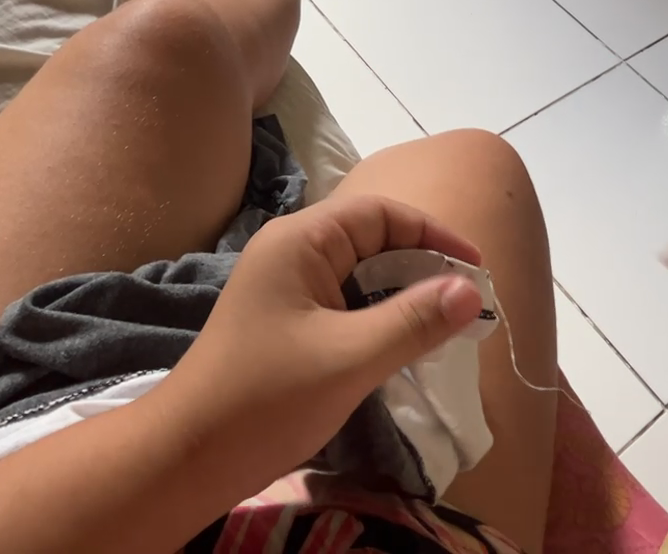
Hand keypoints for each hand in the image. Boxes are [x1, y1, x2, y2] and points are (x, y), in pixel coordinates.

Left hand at [156, 195, 486, 492]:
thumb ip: (413, 320)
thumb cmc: (267, 397)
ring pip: (359, 271)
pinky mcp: (287, 316)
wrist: (189, 454)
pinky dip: (378, 312)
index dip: (432, 233)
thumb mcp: (349, 358)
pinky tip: (403, 339)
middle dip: (421, 263)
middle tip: (468, 300)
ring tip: (445, 321)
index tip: (477, 267)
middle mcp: (292, 249)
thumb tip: (471, 289)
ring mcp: (287, 283)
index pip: (379, 212)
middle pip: (370, 237)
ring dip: (402, 291)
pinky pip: (344, 299)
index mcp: (301, 239)